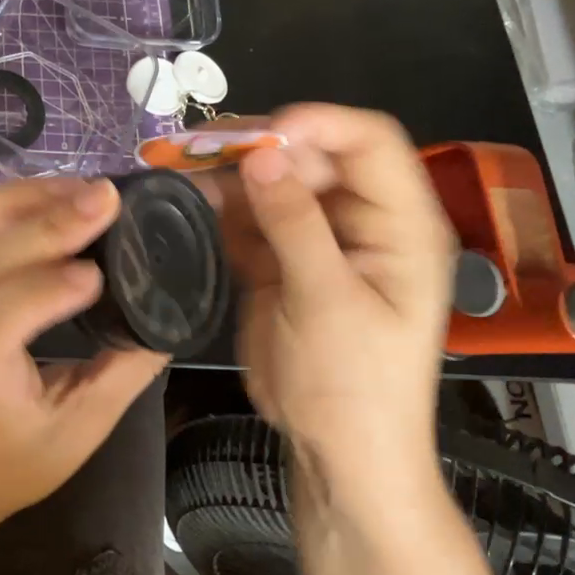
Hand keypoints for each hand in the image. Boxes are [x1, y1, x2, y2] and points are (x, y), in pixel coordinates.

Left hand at [0, 178, 167, 521]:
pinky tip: (48, 191)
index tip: (97, 274)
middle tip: (106, 198)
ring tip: (81, 186)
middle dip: (43, 224)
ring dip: (21, 199)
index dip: (42, 291)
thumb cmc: (13, 453)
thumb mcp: (78, 431)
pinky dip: (5, 200)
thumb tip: (166, 321)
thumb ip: (121, 375)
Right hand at [215, 105, 455, 482]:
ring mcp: (313, 236)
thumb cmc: (355, 383)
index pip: (369, 144)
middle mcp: (357, 219)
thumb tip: (260, 154)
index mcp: (397, 224)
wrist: (335, 449)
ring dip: (226, 170)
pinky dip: (216, 202)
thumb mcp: (328, 301)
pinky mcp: (276, 256)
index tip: (261, 133)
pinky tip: (184, 196)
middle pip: (309, 155)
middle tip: (195, 145)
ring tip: (176, 164)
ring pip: (269, 180)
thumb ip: (295, 224)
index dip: (319, 124)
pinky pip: (245, 212)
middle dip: (255, 145)